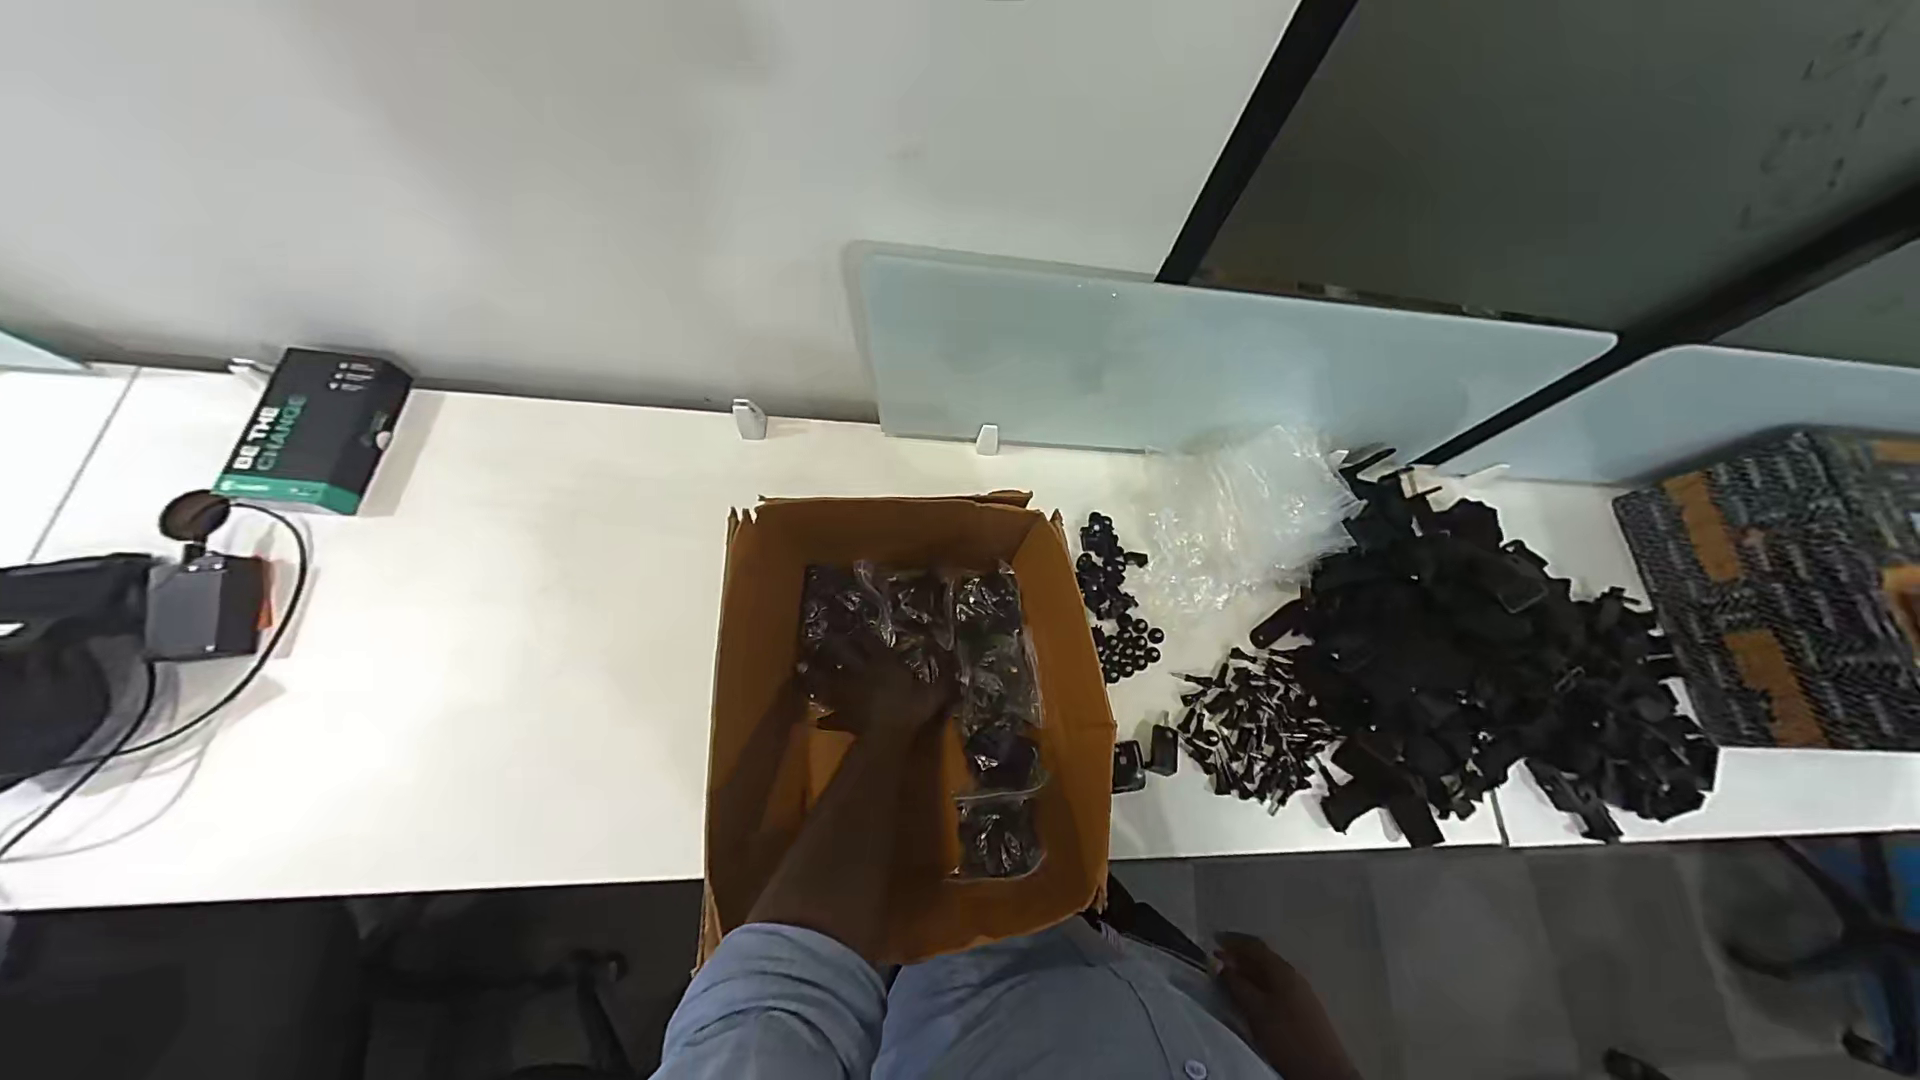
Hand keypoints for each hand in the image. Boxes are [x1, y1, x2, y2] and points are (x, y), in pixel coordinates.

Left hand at [810, 638, 952, 741]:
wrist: (888, 735)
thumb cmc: (912, 709)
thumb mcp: (936, 693)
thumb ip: (945, 679)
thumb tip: (958, 664)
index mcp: (884, 663)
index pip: (870, 642)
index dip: (861, 634)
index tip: (854, 627)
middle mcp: (862, 673)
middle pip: (842, 654)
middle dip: (831, 645)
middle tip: (821, 637)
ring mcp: (848, 693)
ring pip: (827, 678)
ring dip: (814, 673)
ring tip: (801, 666)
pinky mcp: (842, 715)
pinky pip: (830, 716)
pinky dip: (824, 718)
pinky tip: (817, 719)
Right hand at [1215, 932, 1360, 1079]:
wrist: (1326, 1075)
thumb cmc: (1287, 1036)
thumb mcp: (1255, 1009)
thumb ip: (1235, 983)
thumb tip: (1219, 963)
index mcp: (1282, 970)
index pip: (1254, 945)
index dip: (1232, 941)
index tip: (1213, 939)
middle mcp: (1293, 976)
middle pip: (1262, 958)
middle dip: (1239, 956)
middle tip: (1217, 959)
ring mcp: (1301, 994)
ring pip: (1269, 975)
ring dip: (1248, 972)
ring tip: (1230, 978)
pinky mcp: (1304, 1011)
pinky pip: (1275, 988)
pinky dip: (1259, 986)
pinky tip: (1251, 996)